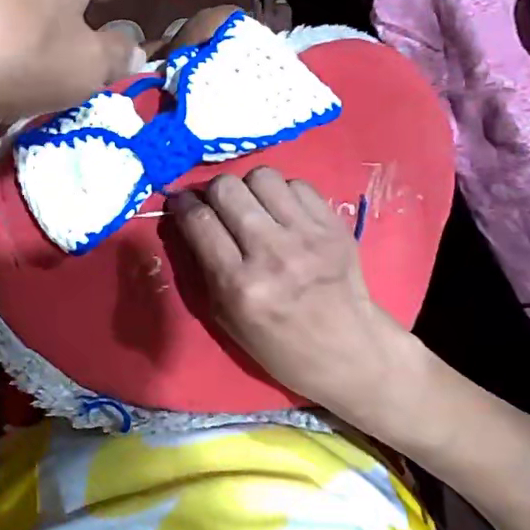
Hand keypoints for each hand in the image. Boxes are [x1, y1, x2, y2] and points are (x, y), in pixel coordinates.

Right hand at [169, 168, 422, 417]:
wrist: (349, 352)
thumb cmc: (278, 345)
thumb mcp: (225, 318)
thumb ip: (203, 266)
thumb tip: (187, 217)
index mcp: (240, 285)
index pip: (199, 221)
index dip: (182, 205)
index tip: (180, 202)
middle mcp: (272, 254)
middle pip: (227, 189)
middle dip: (212, 191)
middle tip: (216, 204)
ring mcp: (308, 237)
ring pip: (262, 177)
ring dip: (249, 188)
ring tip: (253, 207)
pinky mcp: (334, 226)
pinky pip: (298, 184)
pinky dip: (283, 194)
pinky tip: (283, 214)